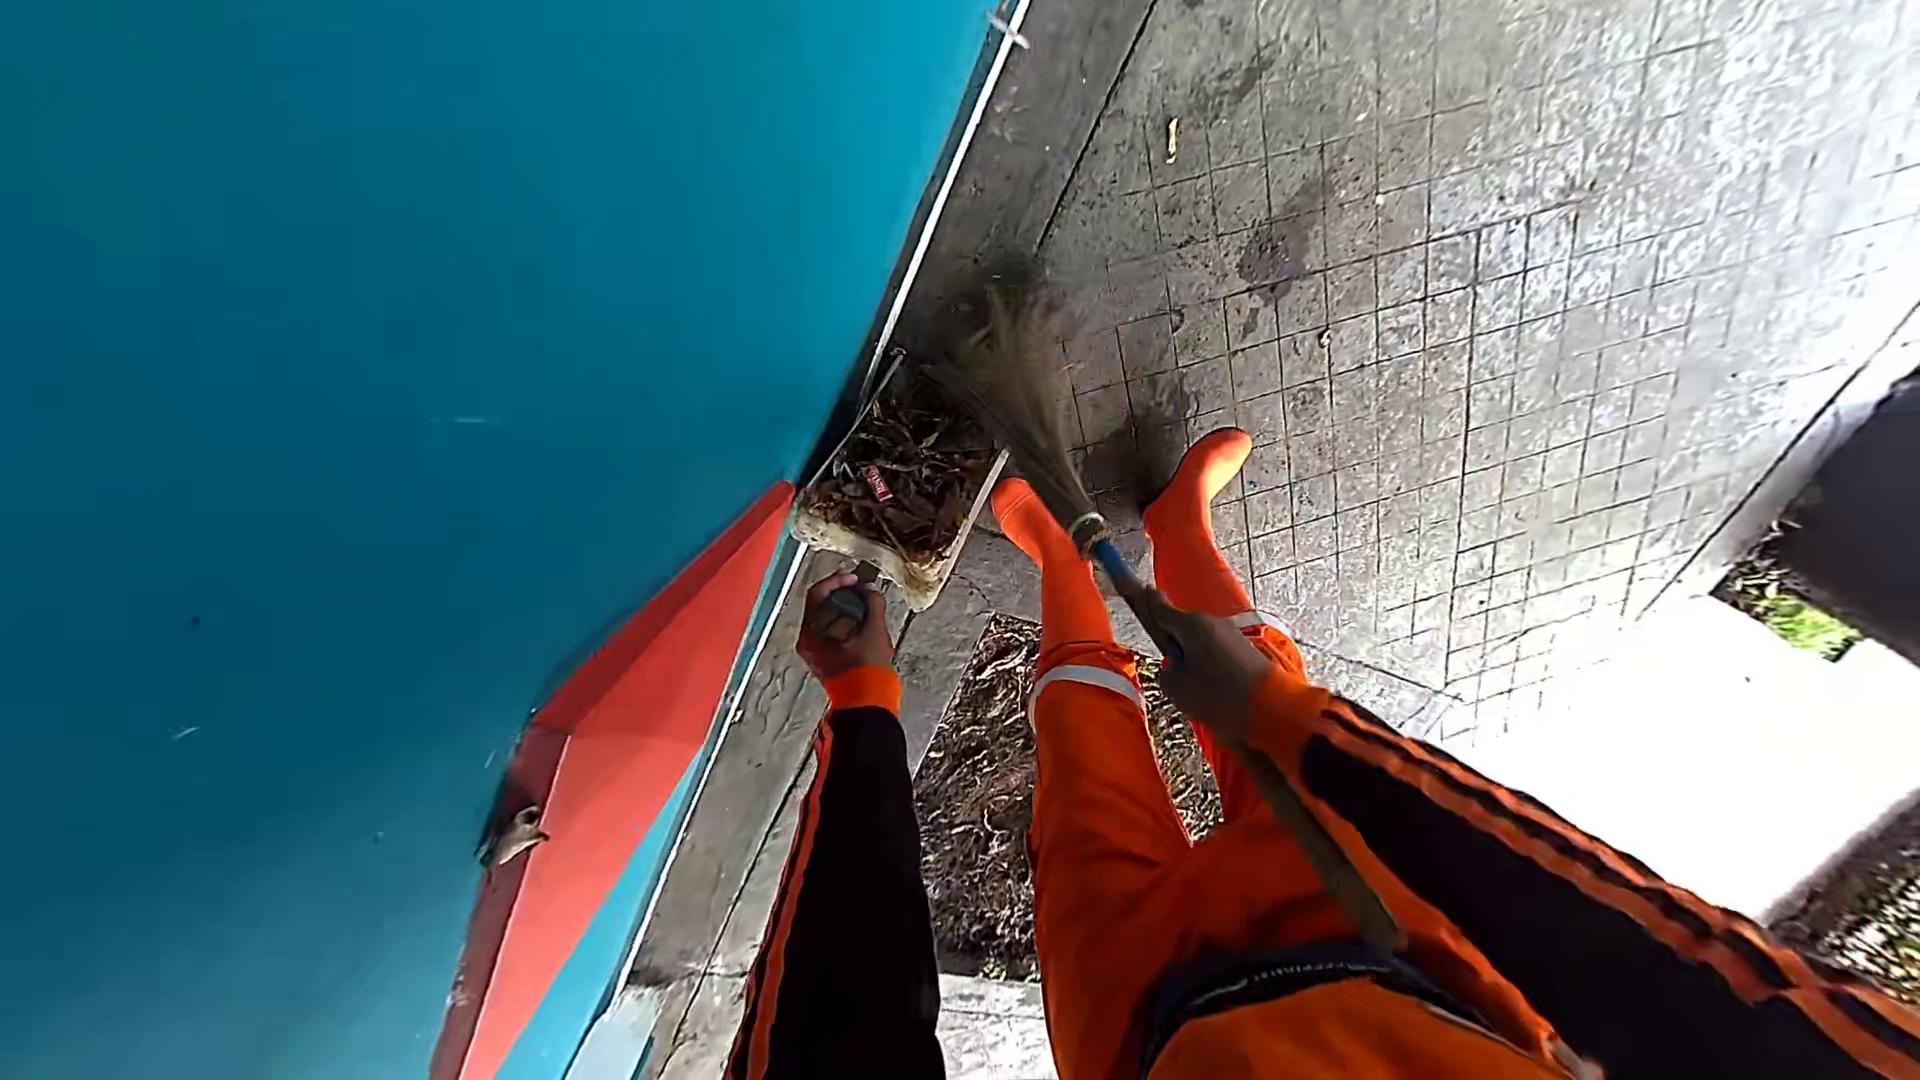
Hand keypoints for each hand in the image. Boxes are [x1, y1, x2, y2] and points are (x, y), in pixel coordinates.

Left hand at [796, 571, 893, 679]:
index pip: (817, 593)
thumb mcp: (874, 631)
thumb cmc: (868, 669)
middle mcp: (807, 640)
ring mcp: (813, 650)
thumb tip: (870, 590)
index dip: (836, 580)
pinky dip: (841, 619)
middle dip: (840, 592)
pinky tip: (859, 618)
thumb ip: (873, 604)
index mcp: (812, 633)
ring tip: (862, 601)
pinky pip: (827, 629)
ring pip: (823, 617)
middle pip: (818, 604)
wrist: (866, 701)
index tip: (855, 578)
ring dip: (842, 605)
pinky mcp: (822, 656)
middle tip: (859, 586)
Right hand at [1139, 590, 1273, 742]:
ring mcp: (1232, 635)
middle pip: (1183, 628)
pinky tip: (1215, 691)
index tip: (1142, 590)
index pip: (1160, 608)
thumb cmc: (1219, 696)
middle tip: (1173, 671)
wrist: (1272, 711)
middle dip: (1175, 644)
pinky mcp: (1247, 651)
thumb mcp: (1176, 688)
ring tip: (1197, 688)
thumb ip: (1166, 672)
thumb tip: (1175, 668)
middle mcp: (1213, 623)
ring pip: (1201, 643)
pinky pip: (1218, 654)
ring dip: (1194, 658)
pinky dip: (1212, 668)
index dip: (1147, 601)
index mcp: (1191, 625)